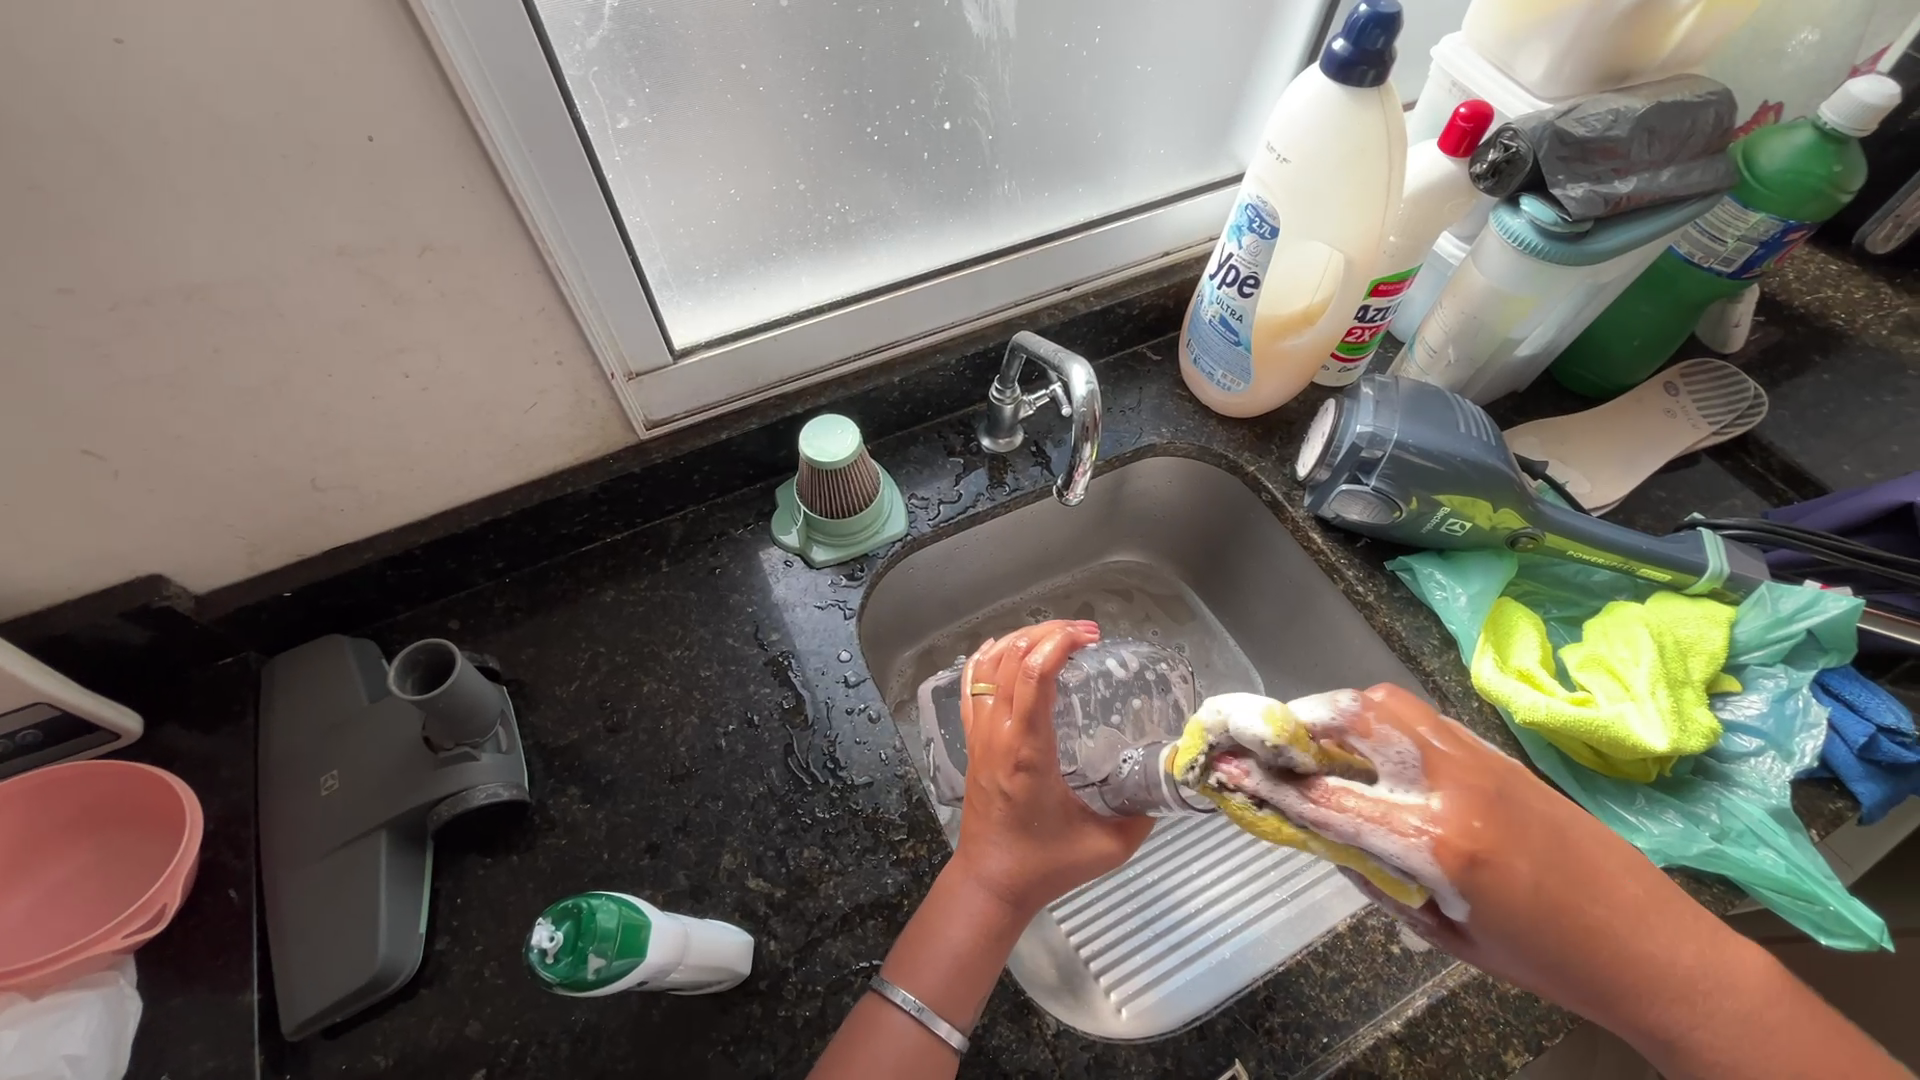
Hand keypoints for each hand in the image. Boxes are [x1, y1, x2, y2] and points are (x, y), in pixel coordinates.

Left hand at [949, 620, 1154, 917]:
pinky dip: (985, 660)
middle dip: (1048, 633)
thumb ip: (1142, 814)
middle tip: (1084, 633)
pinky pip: (970, 688)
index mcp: (1028, 750)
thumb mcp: (1107, 844)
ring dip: (1020, 640)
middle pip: (1012, 659)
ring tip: (1054, 635)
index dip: (1060, 643)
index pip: (1034, 675)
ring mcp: (979, 735)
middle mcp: (998, 734)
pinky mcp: (971, 742)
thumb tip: (1169, 782)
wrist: (991, 882)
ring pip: (988, 667)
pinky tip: (1002, 648)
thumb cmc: (1045, 864)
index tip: (1090, 637)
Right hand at [1245, 684, 1740, 1034]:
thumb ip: (1372, 874)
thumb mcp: (1440, 932)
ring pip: (1389, 703)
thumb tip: (1320, 833)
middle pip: (1356, 718)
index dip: (1267, 781)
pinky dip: (1381, 723)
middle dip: (1301, 722)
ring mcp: (1478, 758)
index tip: (1226, 765)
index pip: (1325, 797)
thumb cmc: (1543, 960)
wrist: (1656, 948)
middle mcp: (1452, 782)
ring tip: (1319, 741)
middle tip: (1274, 742)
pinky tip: (1375, 752)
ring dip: (1340, 714)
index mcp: (1435, 840)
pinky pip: (1421, 718)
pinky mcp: (1497, 753)